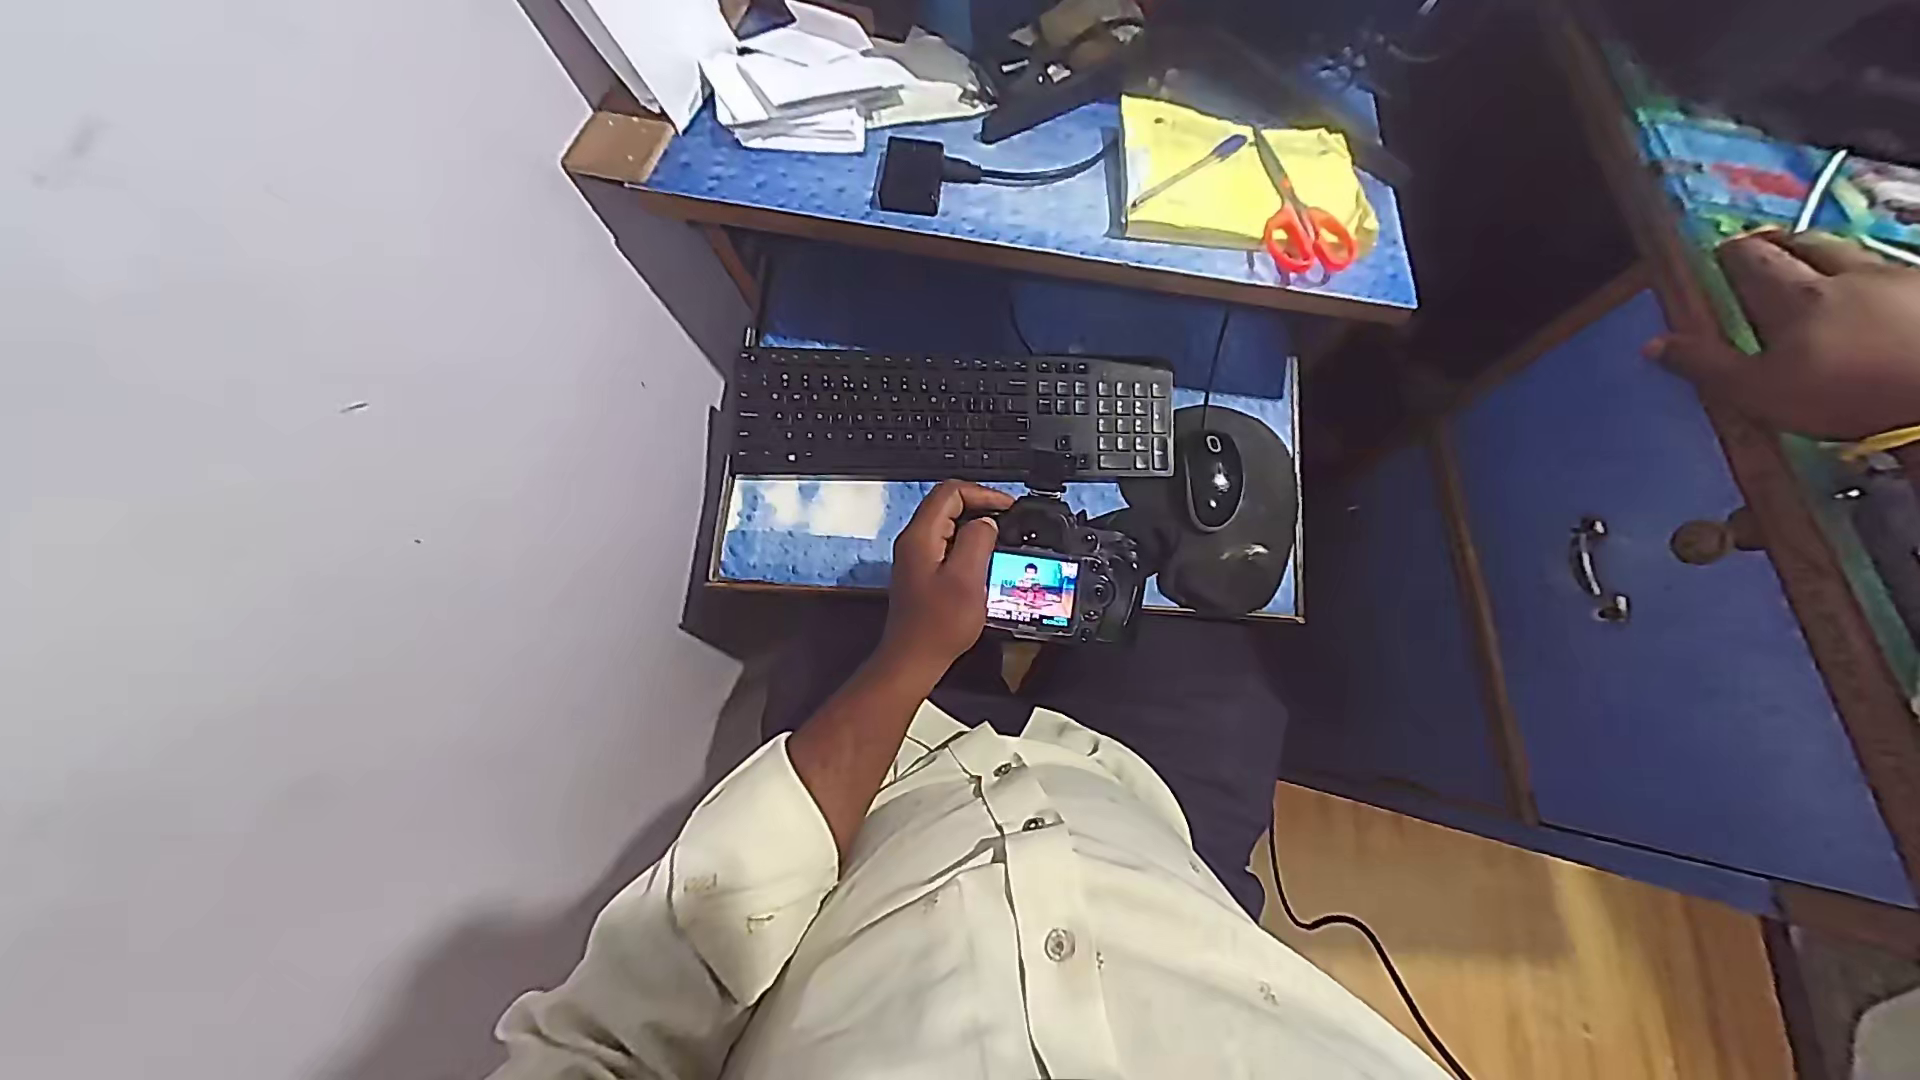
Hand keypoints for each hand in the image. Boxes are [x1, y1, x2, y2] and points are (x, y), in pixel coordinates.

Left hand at [878, 481, 1013, 677]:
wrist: (914, 658)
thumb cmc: (937, 626)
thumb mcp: (967, 579)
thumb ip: (977, 541)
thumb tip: (987, 522)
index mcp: (921, 536)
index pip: (950, 492)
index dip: (983, 493)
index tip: (1007, 506)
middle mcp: (914, 541)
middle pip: (947, 503)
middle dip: (980, 504)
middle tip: (1007, 517)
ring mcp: (916, 555)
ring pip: (947, 522)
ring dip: (975, 523)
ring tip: (1000, 534)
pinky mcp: (922, 570)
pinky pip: (946, 542)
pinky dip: (967, 541)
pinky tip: (984, 555)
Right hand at [1647, 229, 1919, 439]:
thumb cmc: (1842, 394)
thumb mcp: (1753, 388)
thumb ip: (1703, 362)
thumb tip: (1654, 344)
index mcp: (1797, 298)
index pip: (1756, 261)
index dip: (1734, 253)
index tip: (1720, 250)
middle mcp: (1852, 277)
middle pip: (1813, 244)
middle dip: (1783, 242)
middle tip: (1764, 246)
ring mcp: (1907, 281)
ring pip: (1858, 255)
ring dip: (1830, 256)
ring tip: (1816, 267)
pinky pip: (1897, 274)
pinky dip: (1871, 278)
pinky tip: (1868, 294)